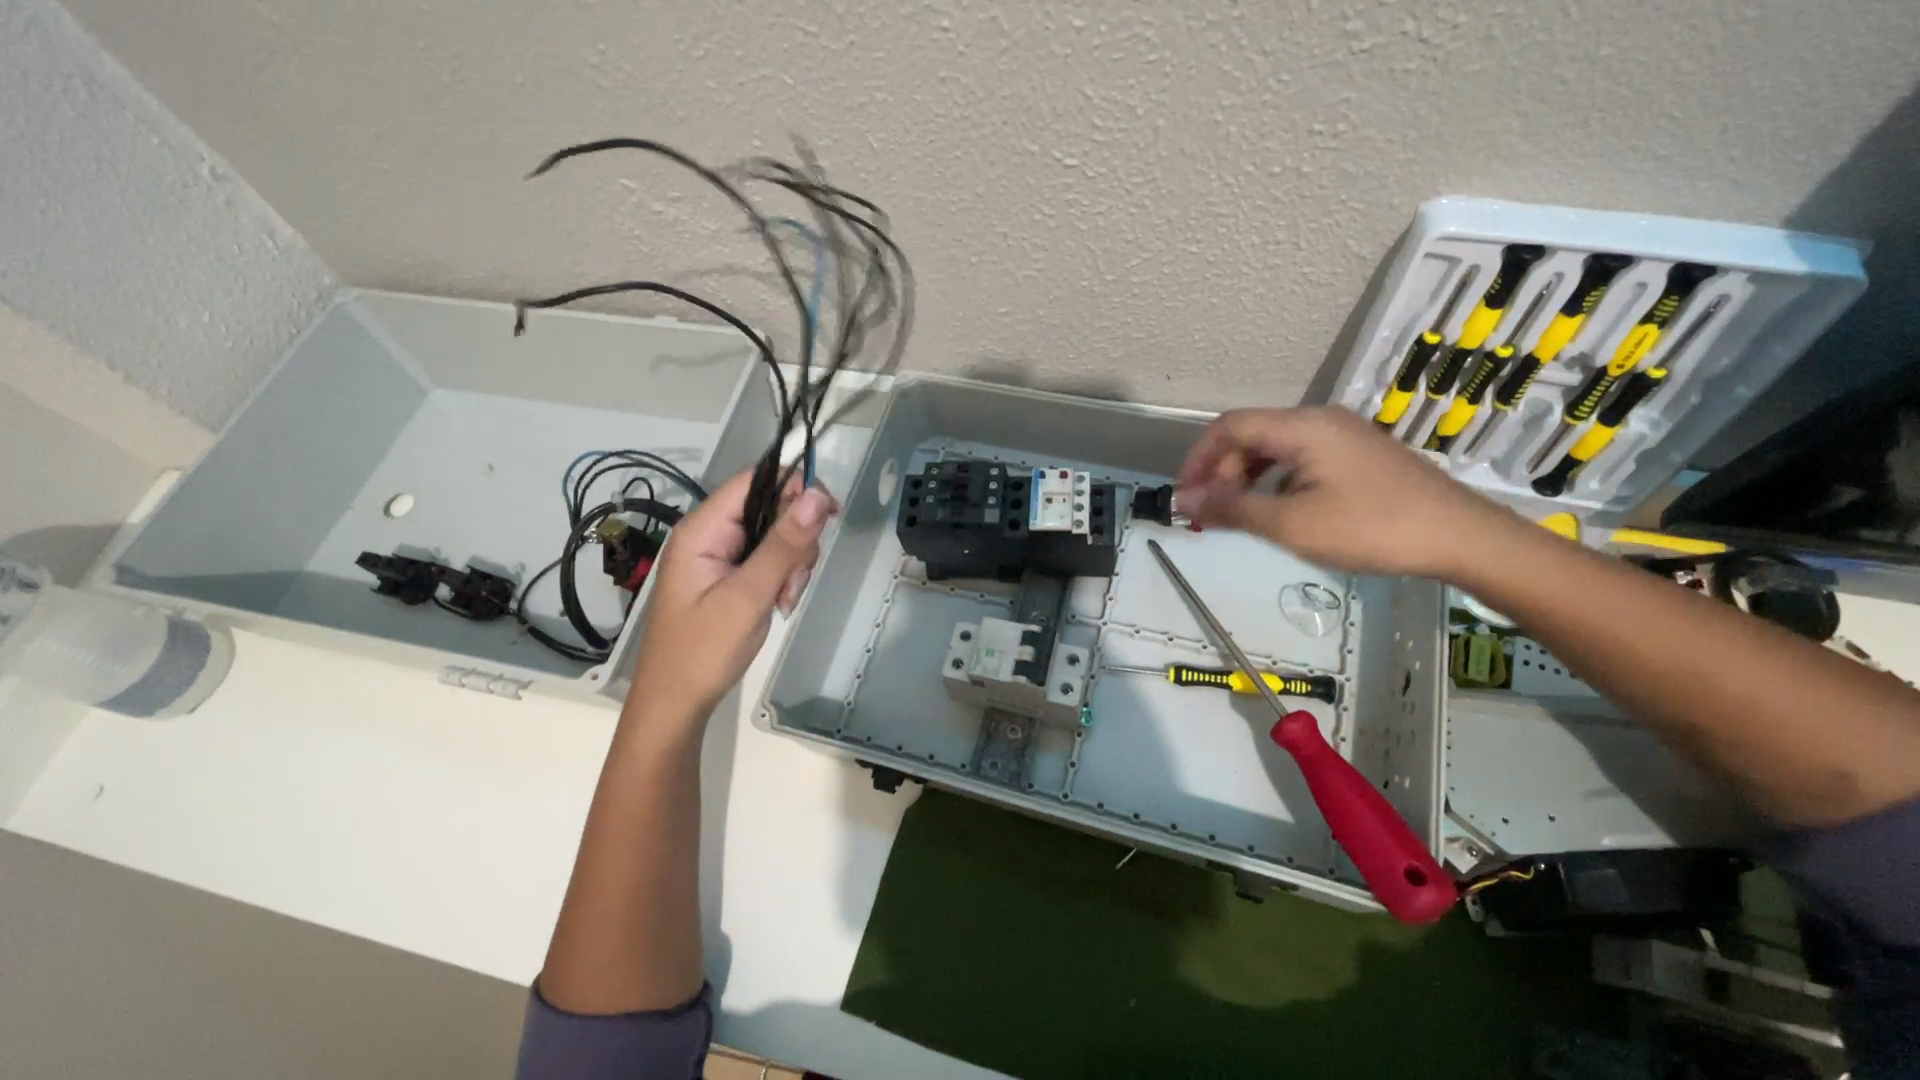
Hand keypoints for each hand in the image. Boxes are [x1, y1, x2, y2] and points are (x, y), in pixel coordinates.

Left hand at [628, 469, 836, 718]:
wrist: (676, 703)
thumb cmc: (704, 650)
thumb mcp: (749, 596)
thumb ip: (784, 545)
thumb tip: (819, 495)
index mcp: (703, 529)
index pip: (755, 480)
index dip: (794, 487)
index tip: (829, 513)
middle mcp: (710, 534)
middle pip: (770, 508)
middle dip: (794, 540)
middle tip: (793, 581)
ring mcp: (718, 557)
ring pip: (775, 537)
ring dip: (791, 565)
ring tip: (783, 601)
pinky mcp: (728, 577)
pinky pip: (766, 561)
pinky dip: (781, 579)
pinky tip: (779, 605)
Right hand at [1176, 407, 1516, 579]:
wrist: (1460, 536)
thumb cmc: (1370, 528)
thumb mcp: (1292, 525)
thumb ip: (1234, 509)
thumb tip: (1186, 500)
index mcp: (1302, 426)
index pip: (1230, 427)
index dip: (1199, 459)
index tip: (1185, 498)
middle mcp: (1321, 420)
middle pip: (1252, 435)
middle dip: (1223, 472)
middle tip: (1213, 516)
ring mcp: (1344, 436)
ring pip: (1277, 448)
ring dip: (1248, 479)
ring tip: (1239, 517)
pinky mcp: (1361, 456)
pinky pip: (1303, 459)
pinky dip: (1277, 482)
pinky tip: (1282, 514)